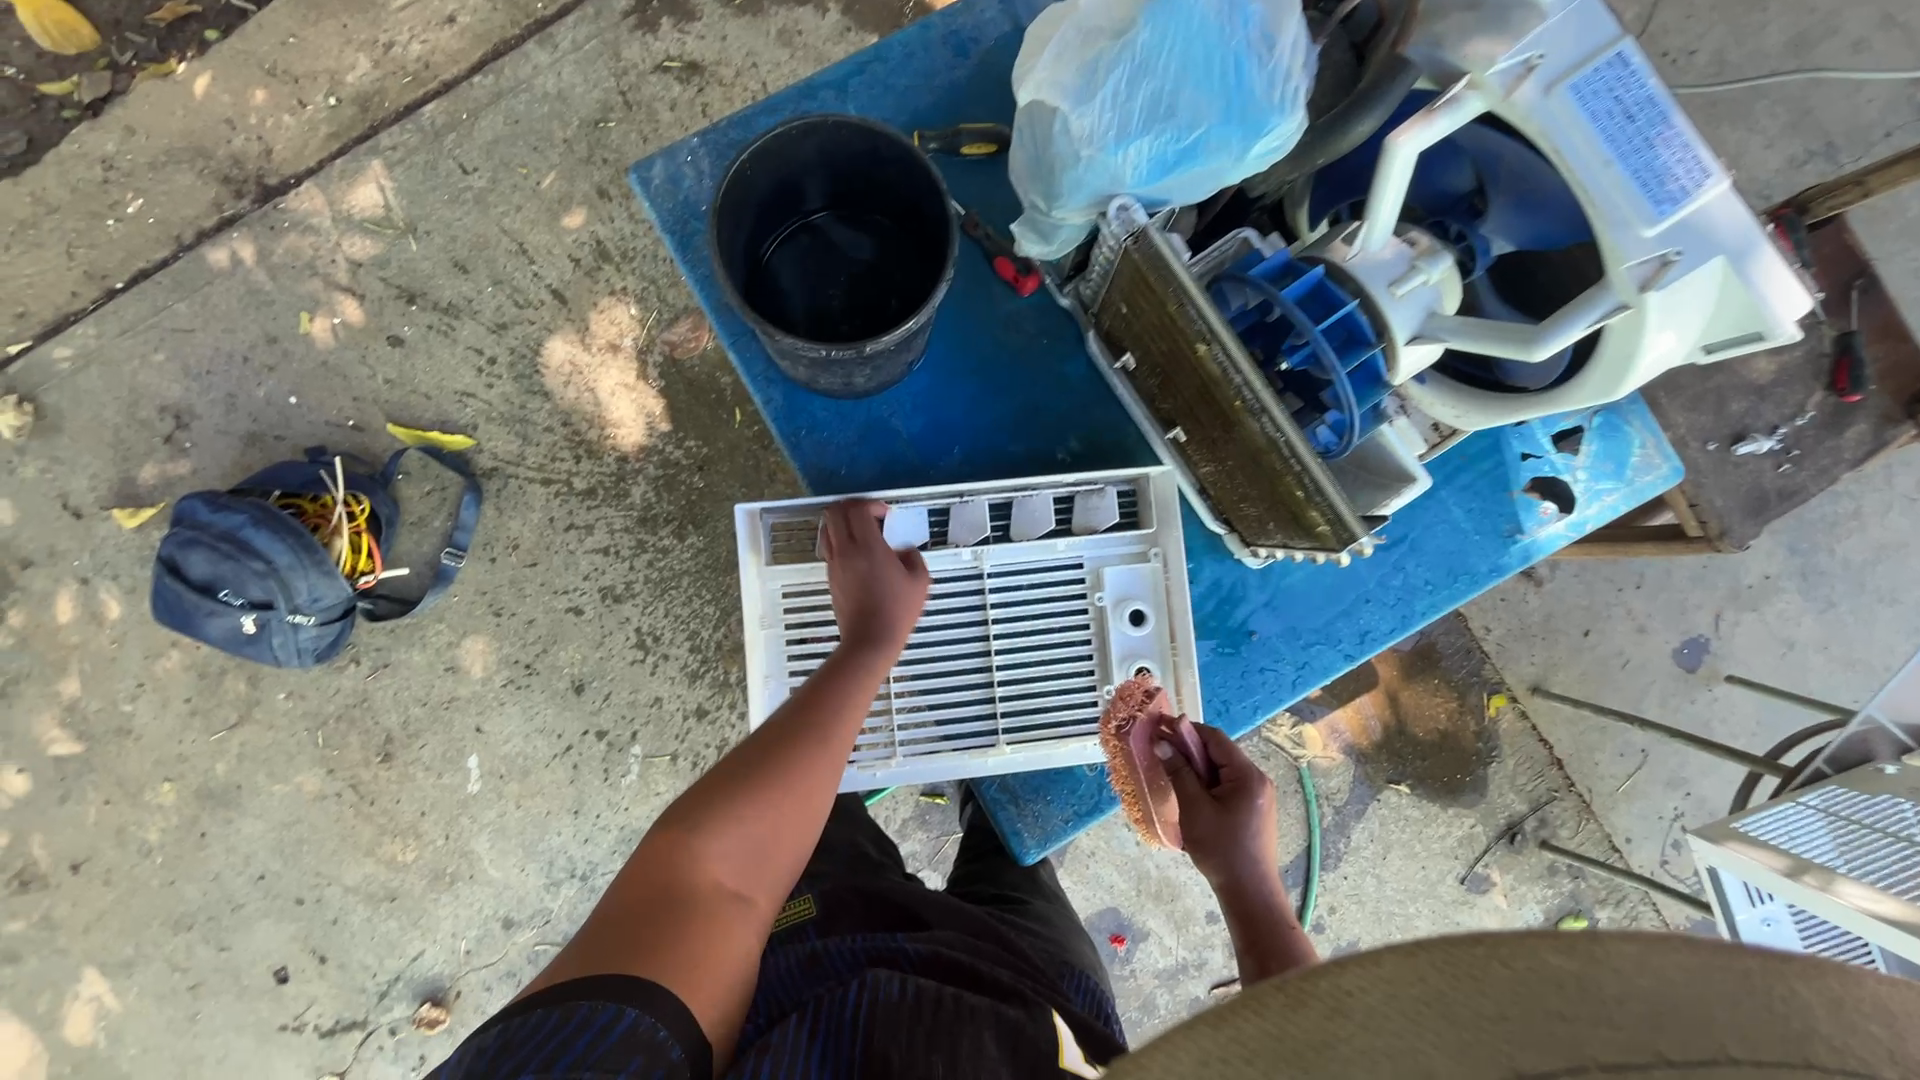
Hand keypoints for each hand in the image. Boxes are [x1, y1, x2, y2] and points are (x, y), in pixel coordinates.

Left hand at [820, 499, 930, 659]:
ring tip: (861, 531)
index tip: (885, 515)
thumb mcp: (919, 581)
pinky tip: (857, 551)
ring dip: (842, 522)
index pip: (857, 509)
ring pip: (827, 527)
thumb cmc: (897, 610)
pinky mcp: (830, 575)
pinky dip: (839, 539)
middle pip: (835, 512)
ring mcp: (834, 563)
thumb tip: (904, 550)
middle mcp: (846, 551)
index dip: (871, 504)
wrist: (870, 639)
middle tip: (870, 515)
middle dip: (852, 507)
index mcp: (869, 547)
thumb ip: (913, 556)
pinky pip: (829, 546)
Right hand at [1162, 723, 1280, 891]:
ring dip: (1196, 767)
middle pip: (1219, 752)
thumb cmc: (1221, 849)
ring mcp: (1258, 795)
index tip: (1160, 727)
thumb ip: (1179, 772)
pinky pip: (1227, 784)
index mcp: (1247, 775)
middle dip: (1189, 749)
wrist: (1249, 892)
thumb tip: (1162, 743)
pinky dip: (1207, 782)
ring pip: (1222, 769)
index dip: (1186, 729)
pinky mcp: (1254, 809)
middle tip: (1160, 749)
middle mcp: (1257, 779)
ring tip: (1171, 771)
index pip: (1215, 738)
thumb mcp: (1194, 808)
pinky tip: (1190, 792)